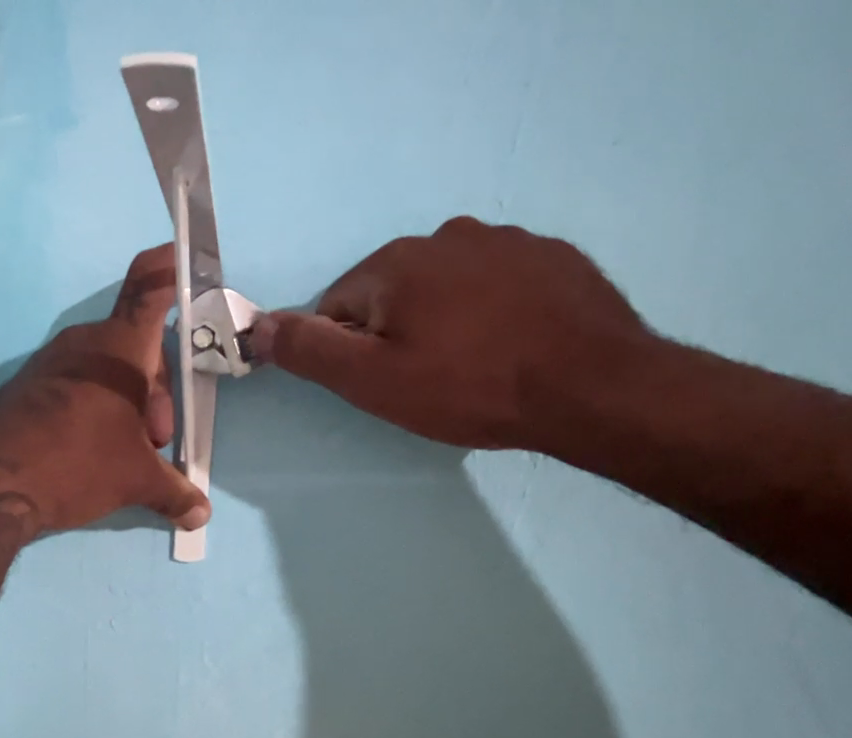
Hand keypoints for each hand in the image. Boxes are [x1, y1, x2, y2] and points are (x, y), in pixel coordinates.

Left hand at [0, 244, 209, 532]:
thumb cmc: (76, 463)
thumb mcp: (134, 479)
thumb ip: (173, 490)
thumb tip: (200, 513)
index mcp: (119, 346)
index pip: (150, 284)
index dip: (172, 266)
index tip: (187, 261)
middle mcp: (83, 344)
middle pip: (136, 347)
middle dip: (158, 391)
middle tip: (158, 441)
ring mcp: (49, 365)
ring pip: (105, 371)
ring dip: (127, 407)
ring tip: (129, 456)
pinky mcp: (25, 389)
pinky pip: (75, 387)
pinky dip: (95, 412)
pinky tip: (93, 455)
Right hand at [250, 216, 655, 449]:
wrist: (595, 388)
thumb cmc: (469, 387)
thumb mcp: (372, 380)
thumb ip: (308, 349)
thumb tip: (256, 325)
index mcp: (397, 262)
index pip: (339, 304)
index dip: (352, 349)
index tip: (385, 381)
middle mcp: (448, 235)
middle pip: (394, 291)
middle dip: (399, 331)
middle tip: (429, 380)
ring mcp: (509, 240)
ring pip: (448, 285)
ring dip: (447, 319)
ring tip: (477, 365)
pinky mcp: (555, 256)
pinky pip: (499, 284)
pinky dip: (494, 311)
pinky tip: (514, 346)